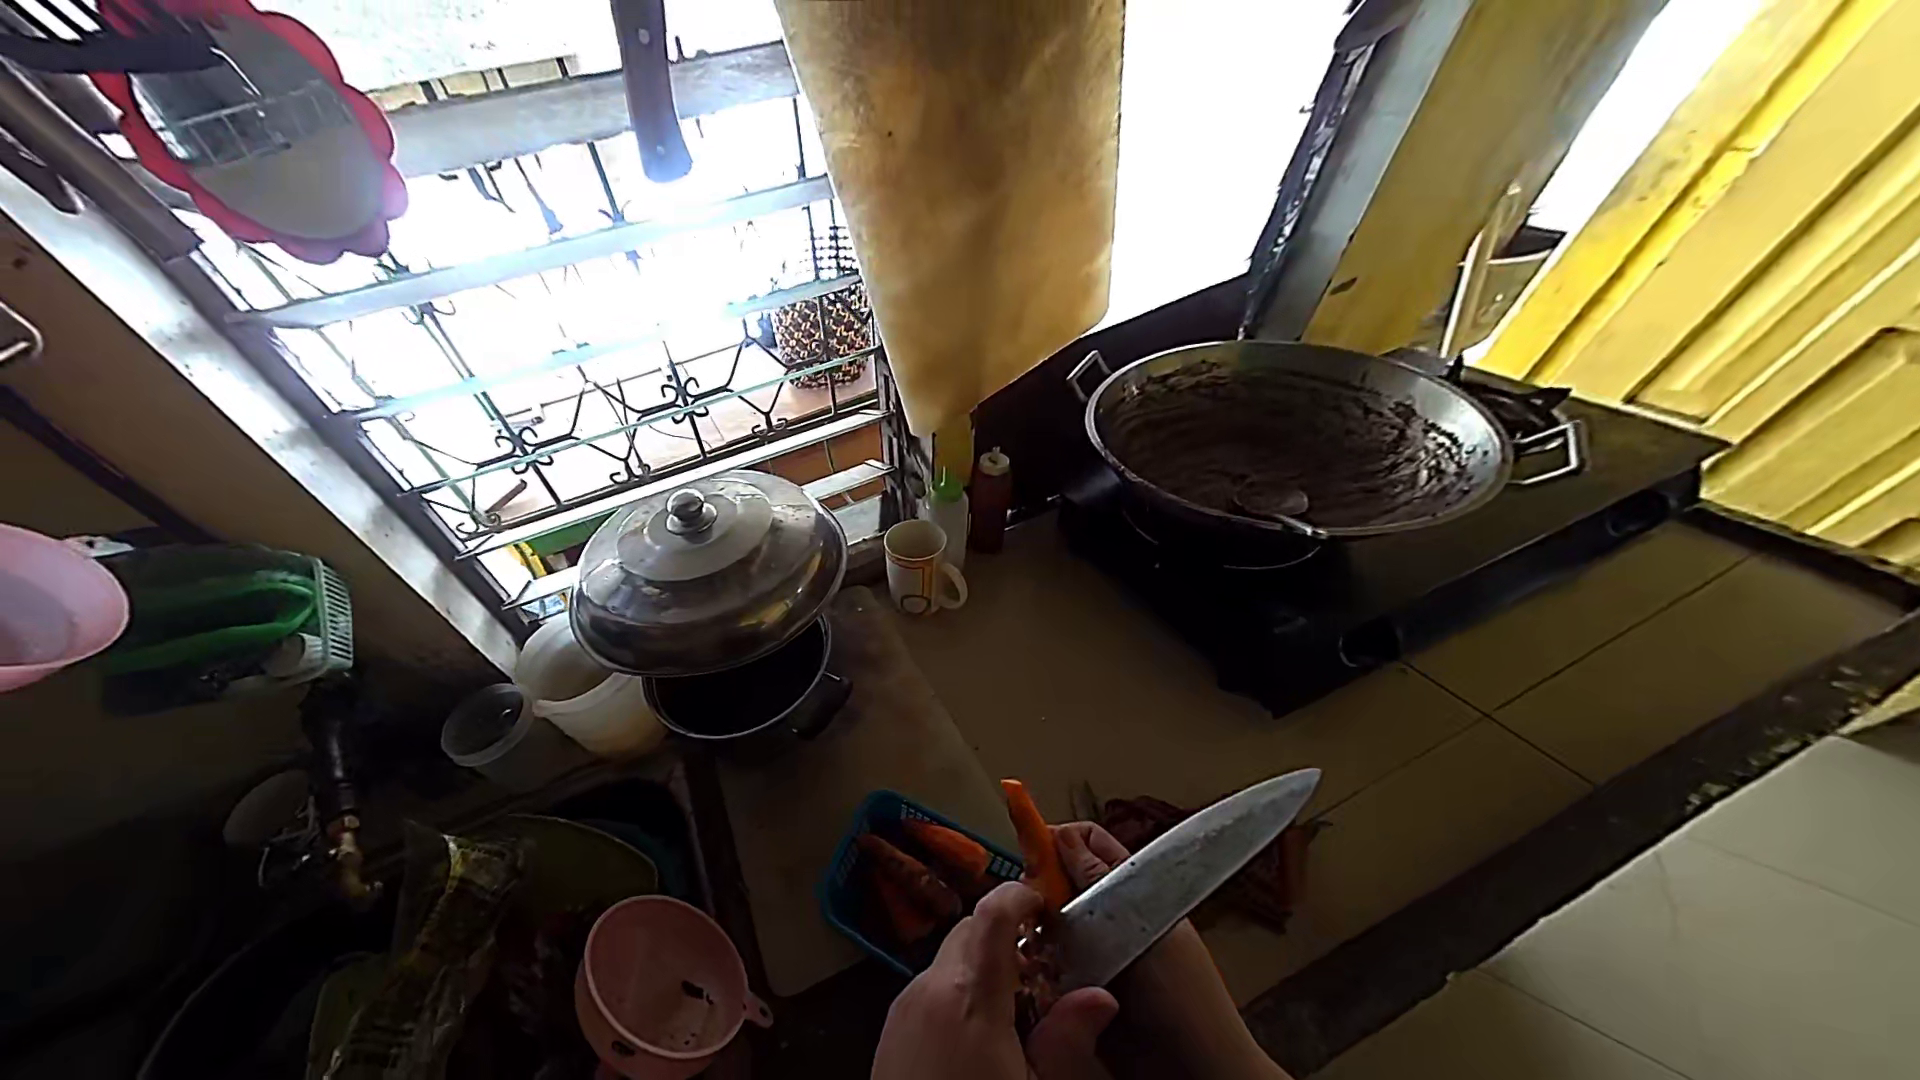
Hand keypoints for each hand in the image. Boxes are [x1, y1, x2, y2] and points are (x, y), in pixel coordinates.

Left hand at [872, 880, 1119, 1079]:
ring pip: (951, 955)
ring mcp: (905, 1005)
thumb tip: (1101, 997)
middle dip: (1006, 937)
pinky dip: (957, 989)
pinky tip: (974, 1036)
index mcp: (969, 996)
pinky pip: (931, 985)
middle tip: (1039, 974)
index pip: (993, 912)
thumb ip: (1065, 1040)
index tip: (1043, 906)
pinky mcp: (890, 1026)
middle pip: (972, 928)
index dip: (1019, 896)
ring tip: (1010, 1013)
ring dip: (982, 963)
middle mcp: (931, 986)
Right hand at [1049, 822, 1292, 1079]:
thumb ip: (1102, 883)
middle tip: (1027, 898)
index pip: (1089, 841)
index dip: (1060, 838)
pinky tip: (1035, 970)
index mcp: (1130, 885)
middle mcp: (1108, 912)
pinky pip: (1047, 963)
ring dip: (1036, 927)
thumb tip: (1064, 836)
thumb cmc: (1187, 997)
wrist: (1197, 1075)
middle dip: (1040, 884)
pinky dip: (1037, 964)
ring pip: (1048, 920)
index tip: (1031, 849)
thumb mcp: (1143, 928)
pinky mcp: (1078, 985)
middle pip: (1061, 878)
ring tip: (1030, 937)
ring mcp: (1092, 949)